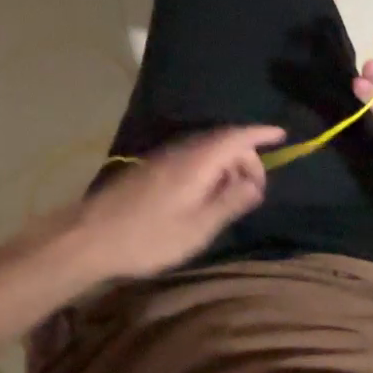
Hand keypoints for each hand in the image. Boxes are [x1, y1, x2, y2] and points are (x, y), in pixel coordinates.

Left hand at [68, 126, 284, 278]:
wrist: (89, 238)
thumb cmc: (149, 236)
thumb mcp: (199, 226)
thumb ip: (230, 202)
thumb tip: (256, 184)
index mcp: (197, 161)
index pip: (236, 137)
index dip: (261, 134)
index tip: (282, 136)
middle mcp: (181, 152)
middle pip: (223, 142)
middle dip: (246, 158)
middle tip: (256, 188)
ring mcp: (163, 160)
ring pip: (206, 151)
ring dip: (227, 166)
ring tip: (235, 195)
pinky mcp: (151, 171)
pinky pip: (191, 160)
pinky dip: (209, 171)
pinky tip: (207, 196)